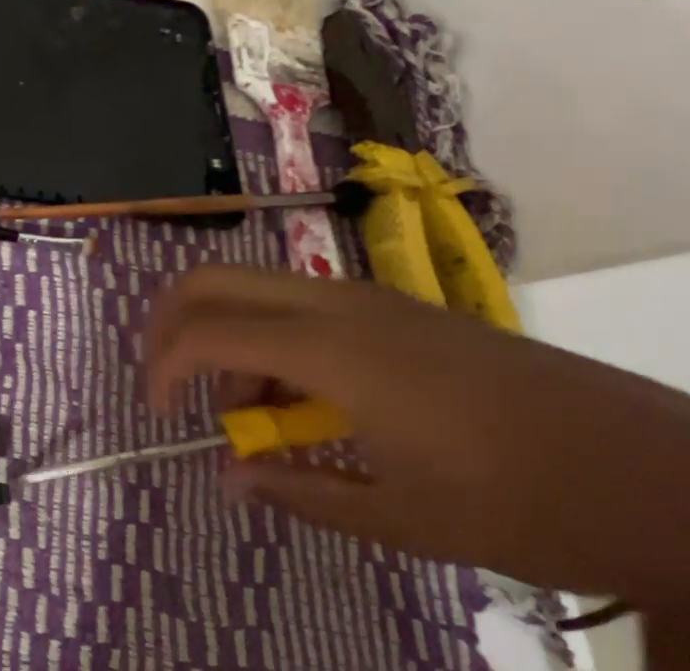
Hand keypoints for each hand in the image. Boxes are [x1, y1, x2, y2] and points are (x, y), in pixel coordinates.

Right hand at [147, 267, 689, 624]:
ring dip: (226, 338)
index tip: (159, 415)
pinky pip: (302, 303)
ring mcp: (373, 300)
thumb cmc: (526, 503)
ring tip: (251, 414)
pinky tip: (305, 400)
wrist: (667, 477)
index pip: (205, 331)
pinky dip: (271, 339)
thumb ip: (298, 491)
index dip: (162, 368)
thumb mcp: (403, 518)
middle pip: (213, 280)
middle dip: (170, 325)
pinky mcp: (402, 311)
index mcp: (332, 350)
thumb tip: (228, 477)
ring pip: (255, 288)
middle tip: (169, 383)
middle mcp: (340, 304)